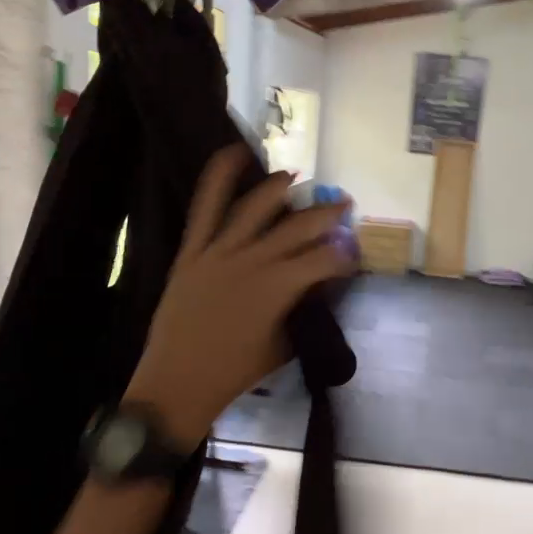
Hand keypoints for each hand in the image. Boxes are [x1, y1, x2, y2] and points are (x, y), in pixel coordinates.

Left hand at [124, 145, 354, 445]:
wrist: (178, 380)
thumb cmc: (236, 372)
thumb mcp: (283, 345)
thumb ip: (301, 311)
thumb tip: (316, 288)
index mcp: (279, 289)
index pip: (324, 259)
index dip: (345, 254)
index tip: (354, 253)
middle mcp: (254, 262)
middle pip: (299, 227)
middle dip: (327, 215)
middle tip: (344, 206)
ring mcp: (220, 252)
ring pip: (256, 207)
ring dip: (280, 188)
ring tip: (296, 177)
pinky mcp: (193, 250)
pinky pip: (206, 207)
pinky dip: (219, 177)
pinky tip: (234, 153)